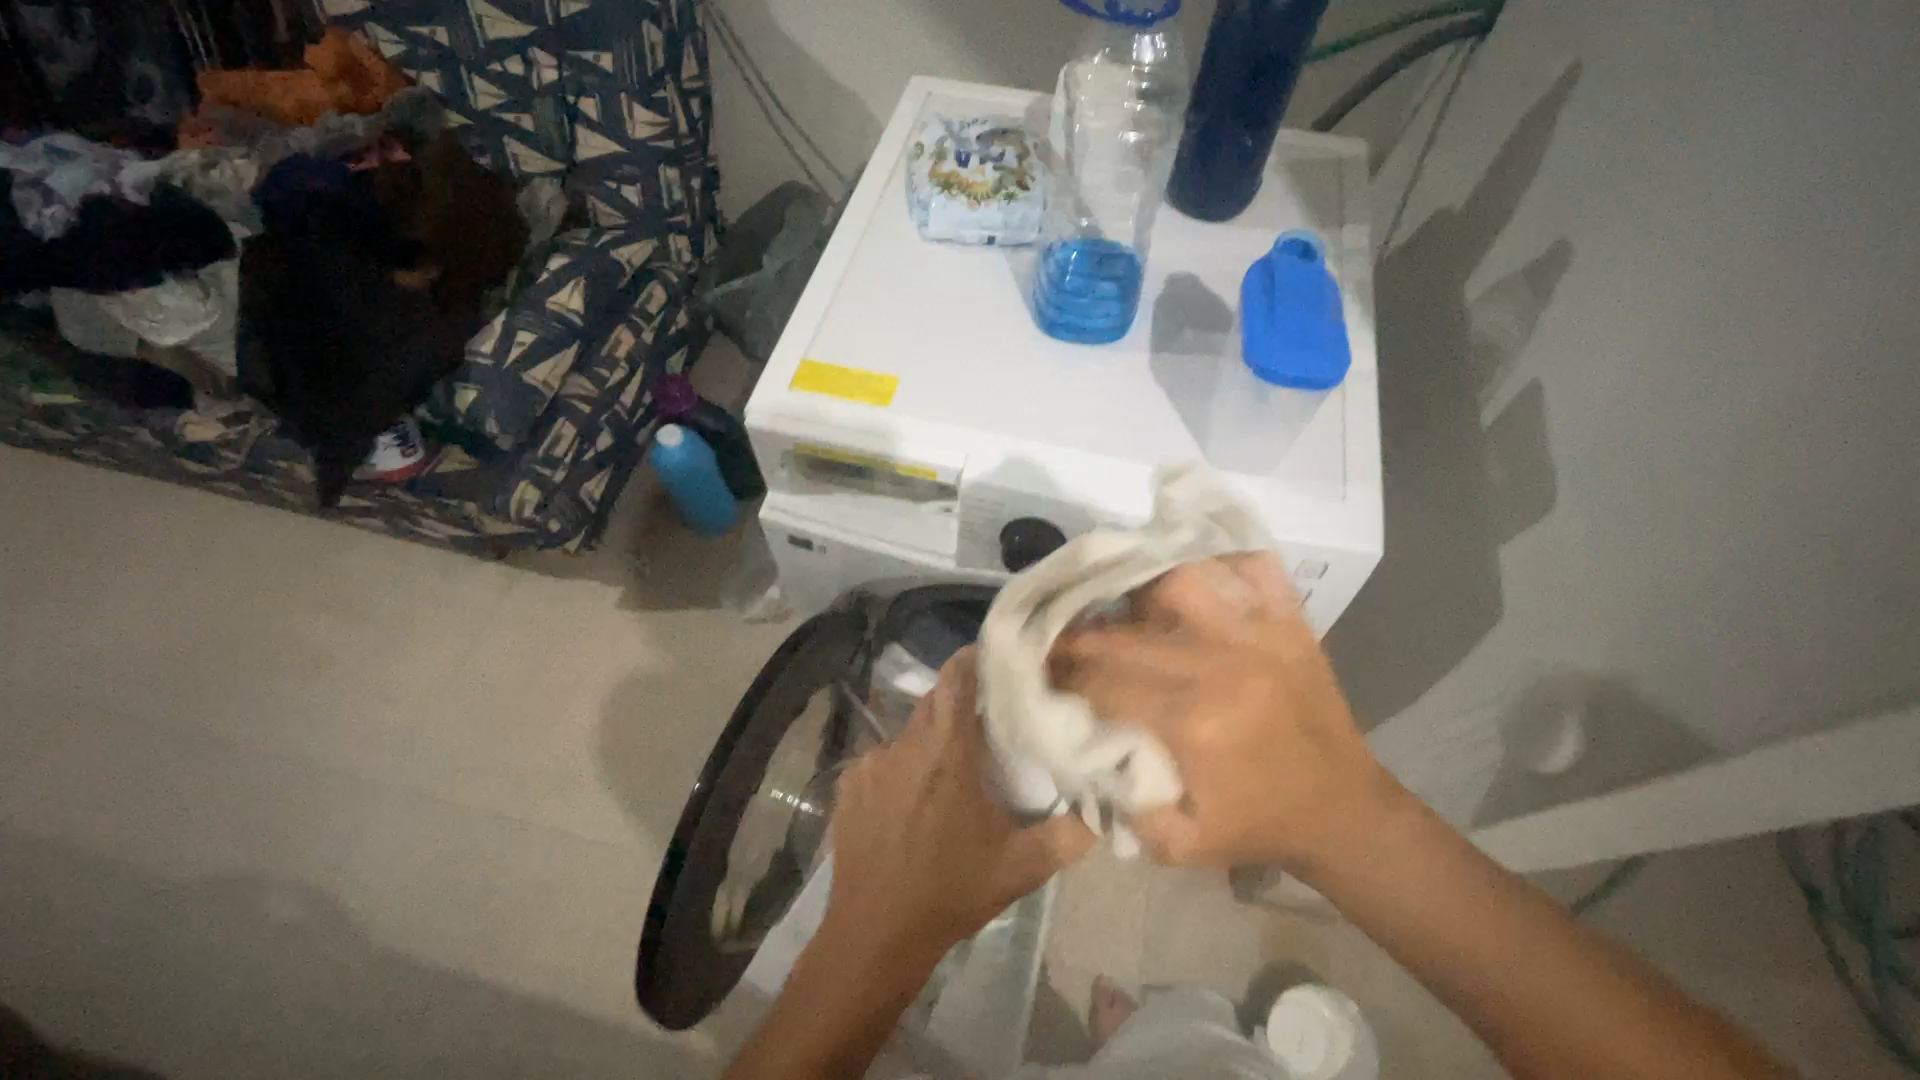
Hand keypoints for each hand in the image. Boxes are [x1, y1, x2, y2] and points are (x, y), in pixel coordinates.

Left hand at [822, 648, 1095, 961]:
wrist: (876, 932)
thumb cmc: (952, 892)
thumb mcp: (1022, 867)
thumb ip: (1070, 833)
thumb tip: (1103, 808)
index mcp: (947, 753)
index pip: (956, 678)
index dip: (974, 658)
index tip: (996, 656)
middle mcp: (905, 746)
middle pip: (933, 702)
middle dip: (959, 705)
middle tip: (987, 725)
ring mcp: (870, 764)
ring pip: (908, 735)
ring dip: (930, 746)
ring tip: (948, 779)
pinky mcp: (848, 785)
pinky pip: (882, 761)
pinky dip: (901, 771)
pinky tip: (911, 806)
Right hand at [1053, 554, 1406, 875]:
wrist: (1343, 812)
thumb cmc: (1255, 827)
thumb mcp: (1176, 845)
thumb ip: (1116, 799)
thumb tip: (1070, 742)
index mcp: (1194, 724)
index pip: (1103, 682)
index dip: (1062, 676)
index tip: (1042, 675)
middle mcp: (1223, 666)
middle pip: (1129, 632)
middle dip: (1082, 635)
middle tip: (1061, 638)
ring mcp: (1262, 635)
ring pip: (1182, 580)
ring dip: (1140, 590)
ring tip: (1122, 606)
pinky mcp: (1291, 623)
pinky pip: (1251, 567)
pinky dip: (1218, 562)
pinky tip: (1192, 578)